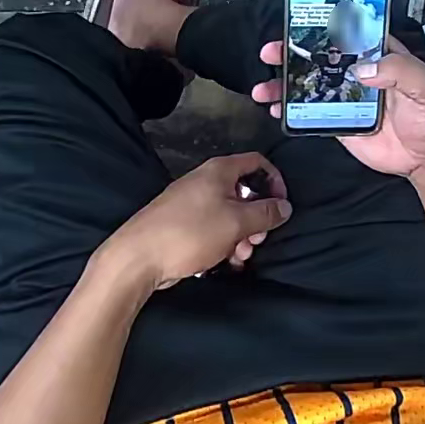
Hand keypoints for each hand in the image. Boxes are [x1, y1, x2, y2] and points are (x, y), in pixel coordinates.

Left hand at [98, 153, 292, 290]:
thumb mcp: (236, 222)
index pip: (256, 161)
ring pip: (230, 214)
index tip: (281, 206)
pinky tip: (224, 262)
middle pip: (245, 191)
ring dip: (242, 235)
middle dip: (257, 217)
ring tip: (238, 257)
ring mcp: (192, 202)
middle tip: (257, 240)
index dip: (275, 180)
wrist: (139, 256)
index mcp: (219, 170)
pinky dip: (224, 242)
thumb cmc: (191, 232)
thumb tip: (285, 206)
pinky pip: (214, 227)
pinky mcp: (184, 224)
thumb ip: (265, 213)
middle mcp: (205, 180)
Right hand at [251, 36, 424, 181]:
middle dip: (291, 52)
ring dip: (284, 83)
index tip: (298, 23)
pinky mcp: (338, 121)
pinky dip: (290, 110)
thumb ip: (401, 71)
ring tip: (264, 88)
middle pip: (320, 56)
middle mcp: (359, 71)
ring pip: (309, 83)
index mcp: (380, 55)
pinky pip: (310, 112)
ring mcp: (346, 96)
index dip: (322, 25)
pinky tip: (275, 110)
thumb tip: (363, 68)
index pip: (348, 33)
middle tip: (271, 52)